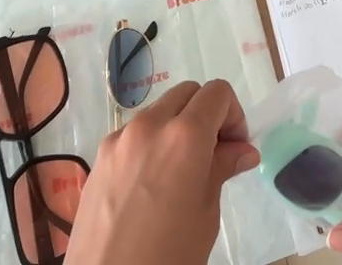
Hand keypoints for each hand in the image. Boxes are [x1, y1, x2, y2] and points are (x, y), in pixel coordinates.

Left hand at [66, 79, 260, 264]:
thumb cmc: (168, 256)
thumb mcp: (206, 214)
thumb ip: (222, 169)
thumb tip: (242, 150)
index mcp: (184, 135)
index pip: (218, 93)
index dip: (234, 115)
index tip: (235, 148)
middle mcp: (150, 124)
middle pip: (188, 93)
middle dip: (207, 114)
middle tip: (213, 155)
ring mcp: (120, 138)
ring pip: (159, 110)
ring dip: (177, 126)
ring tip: (181, 172)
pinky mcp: (99, 157)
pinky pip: (134, 133)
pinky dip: (151, 143)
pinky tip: (150, 184)